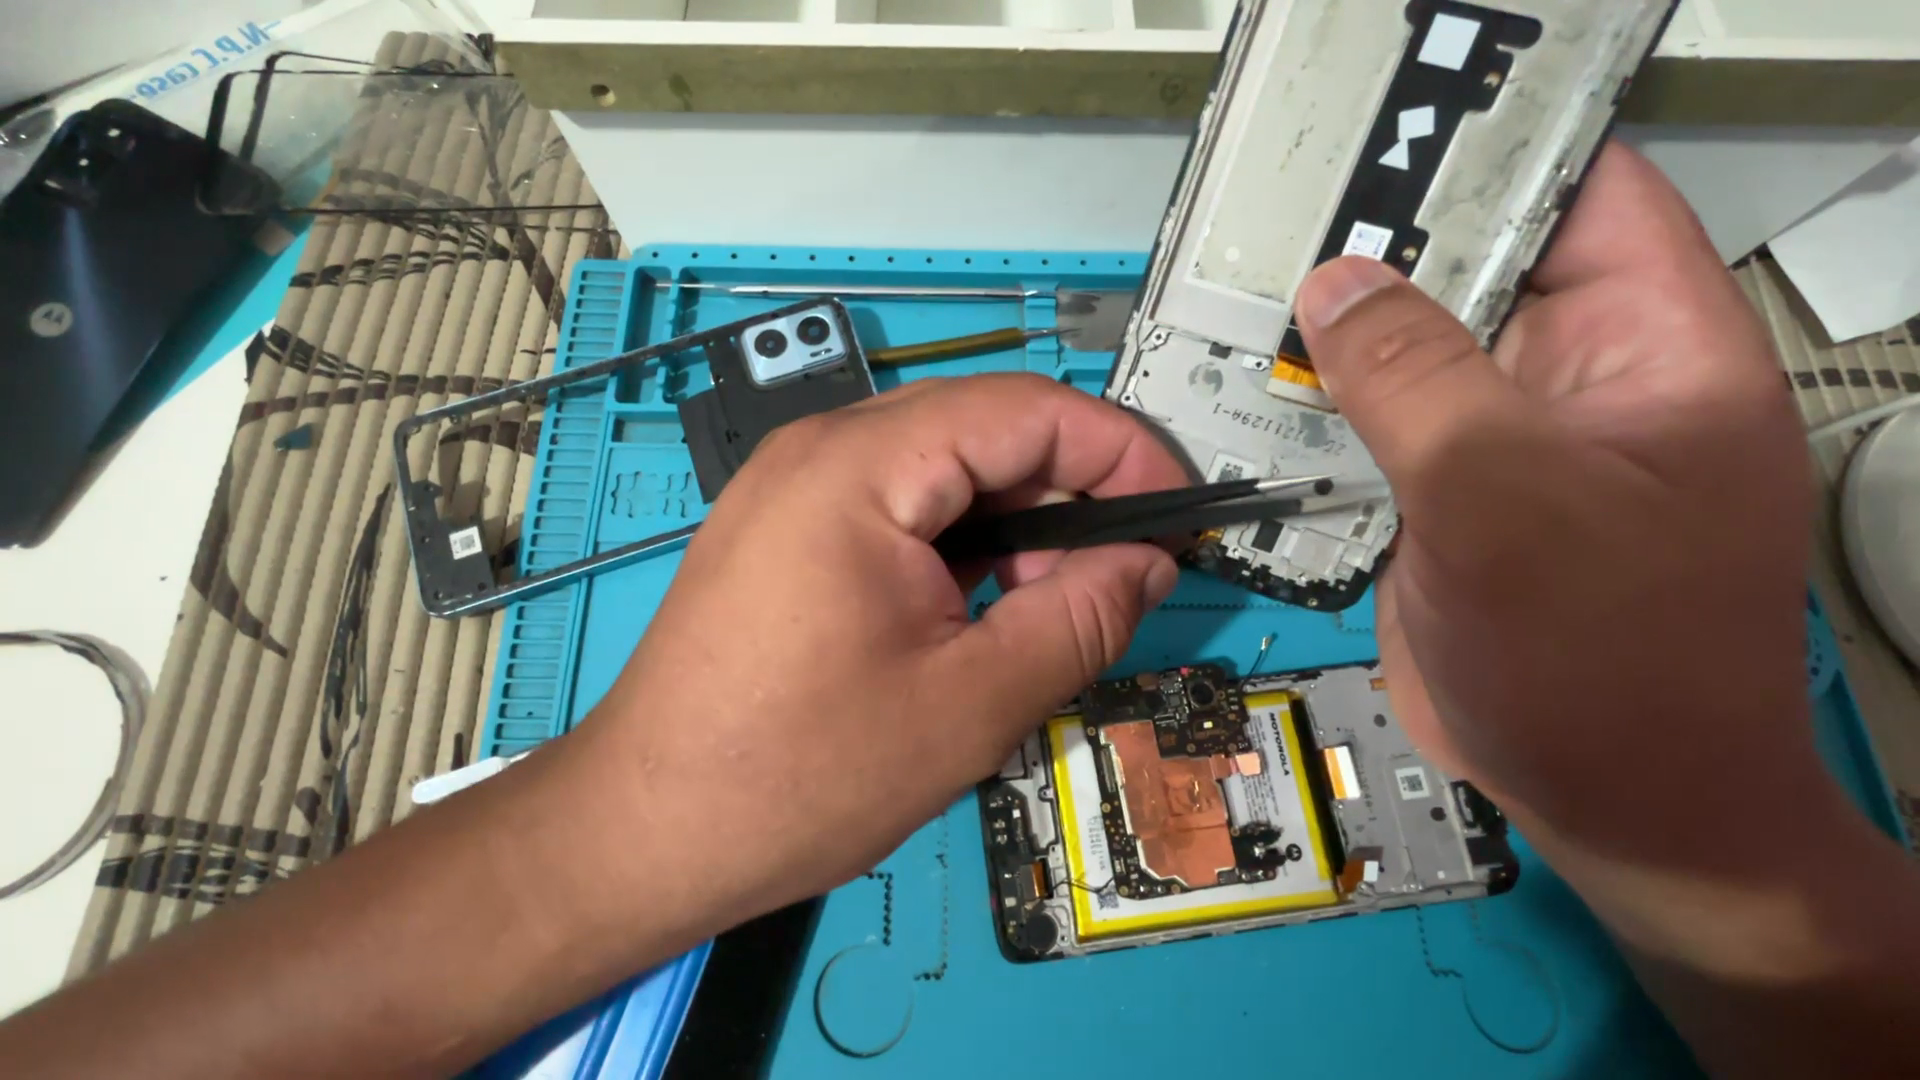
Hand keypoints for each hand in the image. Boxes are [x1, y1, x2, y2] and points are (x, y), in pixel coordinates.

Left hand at [567, 375, 1185, 925]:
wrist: (645, 832)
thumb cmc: (800, 775)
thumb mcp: (970, 704)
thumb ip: (1079, 620)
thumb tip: (1149, 563)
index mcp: (861, 466)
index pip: (1029, 410)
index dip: (1121, 451)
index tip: (1178, 515)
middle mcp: (822, 449)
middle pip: (986, 430)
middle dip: (1070, 496)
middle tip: (1116, 583)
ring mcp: (797, 486)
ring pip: (947, 472)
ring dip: (1018, 528)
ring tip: (1044, 616)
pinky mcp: (789, 529)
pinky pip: (902, 507)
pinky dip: (963, 546)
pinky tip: (980, 612)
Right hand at [1293, 145, 1919, 1076]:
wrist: (1596, 792)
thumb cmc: (1595, 649)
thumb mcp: (1508, 493)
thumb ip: (1419, 375)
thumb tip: (1333, 278)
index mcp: (1648, 347)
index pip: (1581, 199)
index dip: (1494, 148)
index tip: (1384, 120)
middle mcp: (1572, 379)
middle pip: (1474, 272)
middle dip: (1383, 240)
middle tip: (1277, 205)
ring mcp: (1496, 442)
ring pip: (1409, 353)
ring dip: (1336, 327)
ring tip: (1245, 282)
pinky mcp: (1438, 498)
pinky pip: (1374, 424)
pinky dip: (1318, 402)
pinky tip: (1252, 382)